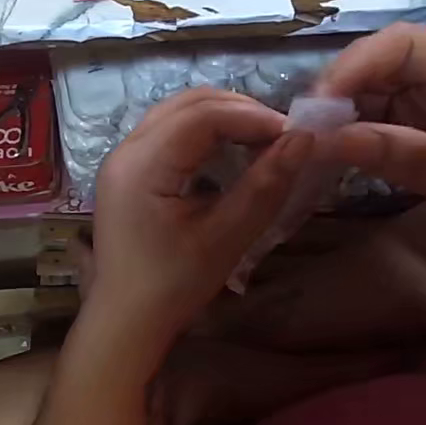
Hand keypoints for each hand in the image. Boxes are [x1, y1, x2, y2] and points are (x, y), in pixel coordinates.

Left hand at [88, 88, 313, 343]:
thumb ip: (264, 186)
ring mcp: (122, 158)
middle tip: (281, 135)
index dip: (252, 117)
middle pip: (187, 104)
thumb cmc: (173, 286)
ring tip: (261, 140)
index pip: (202, 116)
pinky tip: (229, 151)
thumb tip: (303, 139)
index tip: (294, 134)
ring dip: (221, 118)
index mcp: (141, 165)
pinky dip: (202, 132)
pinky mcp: (127, 170)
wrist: (126, 320)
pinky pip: (168, 131)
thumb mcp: (226, 239)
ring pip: (177, 113)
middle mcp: (125, 150)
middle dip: (239, 111)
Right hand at [315, 23, 425, 272]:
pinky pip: (377, 126)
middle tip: (306, 128)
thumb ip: (404, 154)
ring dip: (341, 115)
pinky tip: (331, 154)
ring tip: (311, 143)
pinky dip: (351, 137)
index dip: (358, 63)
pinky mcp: (424, 139)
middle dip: (341, 90)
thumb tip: (327, 137)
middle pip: (381, 66)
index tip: (320, 102)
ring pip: (373, 96)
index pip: (405, 45)